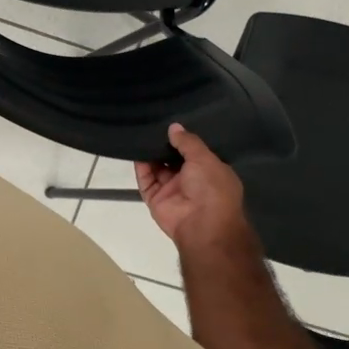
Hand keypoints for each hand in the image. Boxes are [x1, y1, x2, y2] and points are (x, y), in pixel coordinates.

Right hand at [136, 123, 260, 262]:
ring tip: (141, 133)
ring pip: (157, 168)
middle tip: (152, 123)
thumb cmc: (212, 188)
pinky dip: (141, 167)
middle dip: (164, 145)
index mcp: (209, 171)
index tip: (172, 123)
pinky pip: (145, 180)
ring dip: (151, 153)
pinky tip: (136, 150)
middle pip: (173, 159)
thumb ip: (188, 142)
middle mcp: (191, 180)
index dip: (184, 139)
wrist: (202, 224)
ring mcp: (172, 190)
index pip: (195, 152)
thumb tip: (174, 127)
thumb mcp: (204, 158)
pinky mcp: (155, 198)